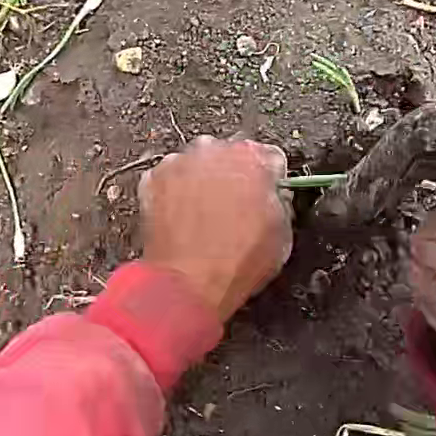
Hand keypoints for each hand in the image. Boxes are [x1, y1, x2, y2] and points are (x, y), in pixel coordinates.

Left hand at [139, 136, 293, 322]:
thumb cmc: (235, 263)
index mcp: (253, 158)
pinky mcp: (153, 181)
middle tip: (237, 208)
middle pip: (230, 155)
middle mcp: (214, 150)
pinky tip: (185, 218)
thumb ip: (280, 202)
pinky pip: (171, 179)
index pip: (269, 156)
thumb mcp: (282, 235)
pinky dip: (177, 193)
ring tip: (207, 216)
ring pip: (199, 164)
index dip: (270, 179)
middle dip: (235, 176)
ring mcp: (180, 163)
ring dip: (204, 182)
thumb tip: (274, 198)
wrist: (188, 285)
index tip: (267, 194)